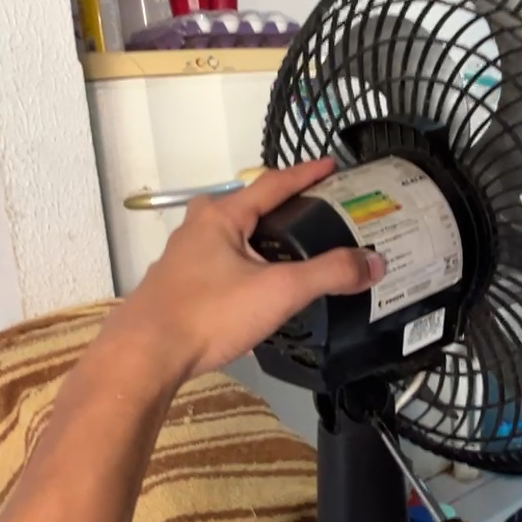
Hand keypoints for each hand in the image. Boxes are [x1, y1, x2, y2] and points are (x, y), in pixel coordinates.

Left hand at [103, 159, 384, 378]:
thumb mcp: (279, 291)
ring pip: (232, 238)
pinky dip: (245, 266)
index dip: (306, 174)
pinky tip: (257, 289)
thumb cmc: (210, 313)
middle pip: (248, 208)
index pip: (273, 184)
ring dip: (262, 240)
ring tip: (293, 256)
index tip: (332, 165)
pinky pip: (221, 264)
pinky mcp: (177, 287)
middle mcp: (198, 228)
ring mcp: (183, 258)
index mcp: (221, 216)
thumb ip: (330, 274)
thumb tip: (375, 263)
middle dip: (281, 209)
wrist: (146, 356)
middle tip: (313, 217)